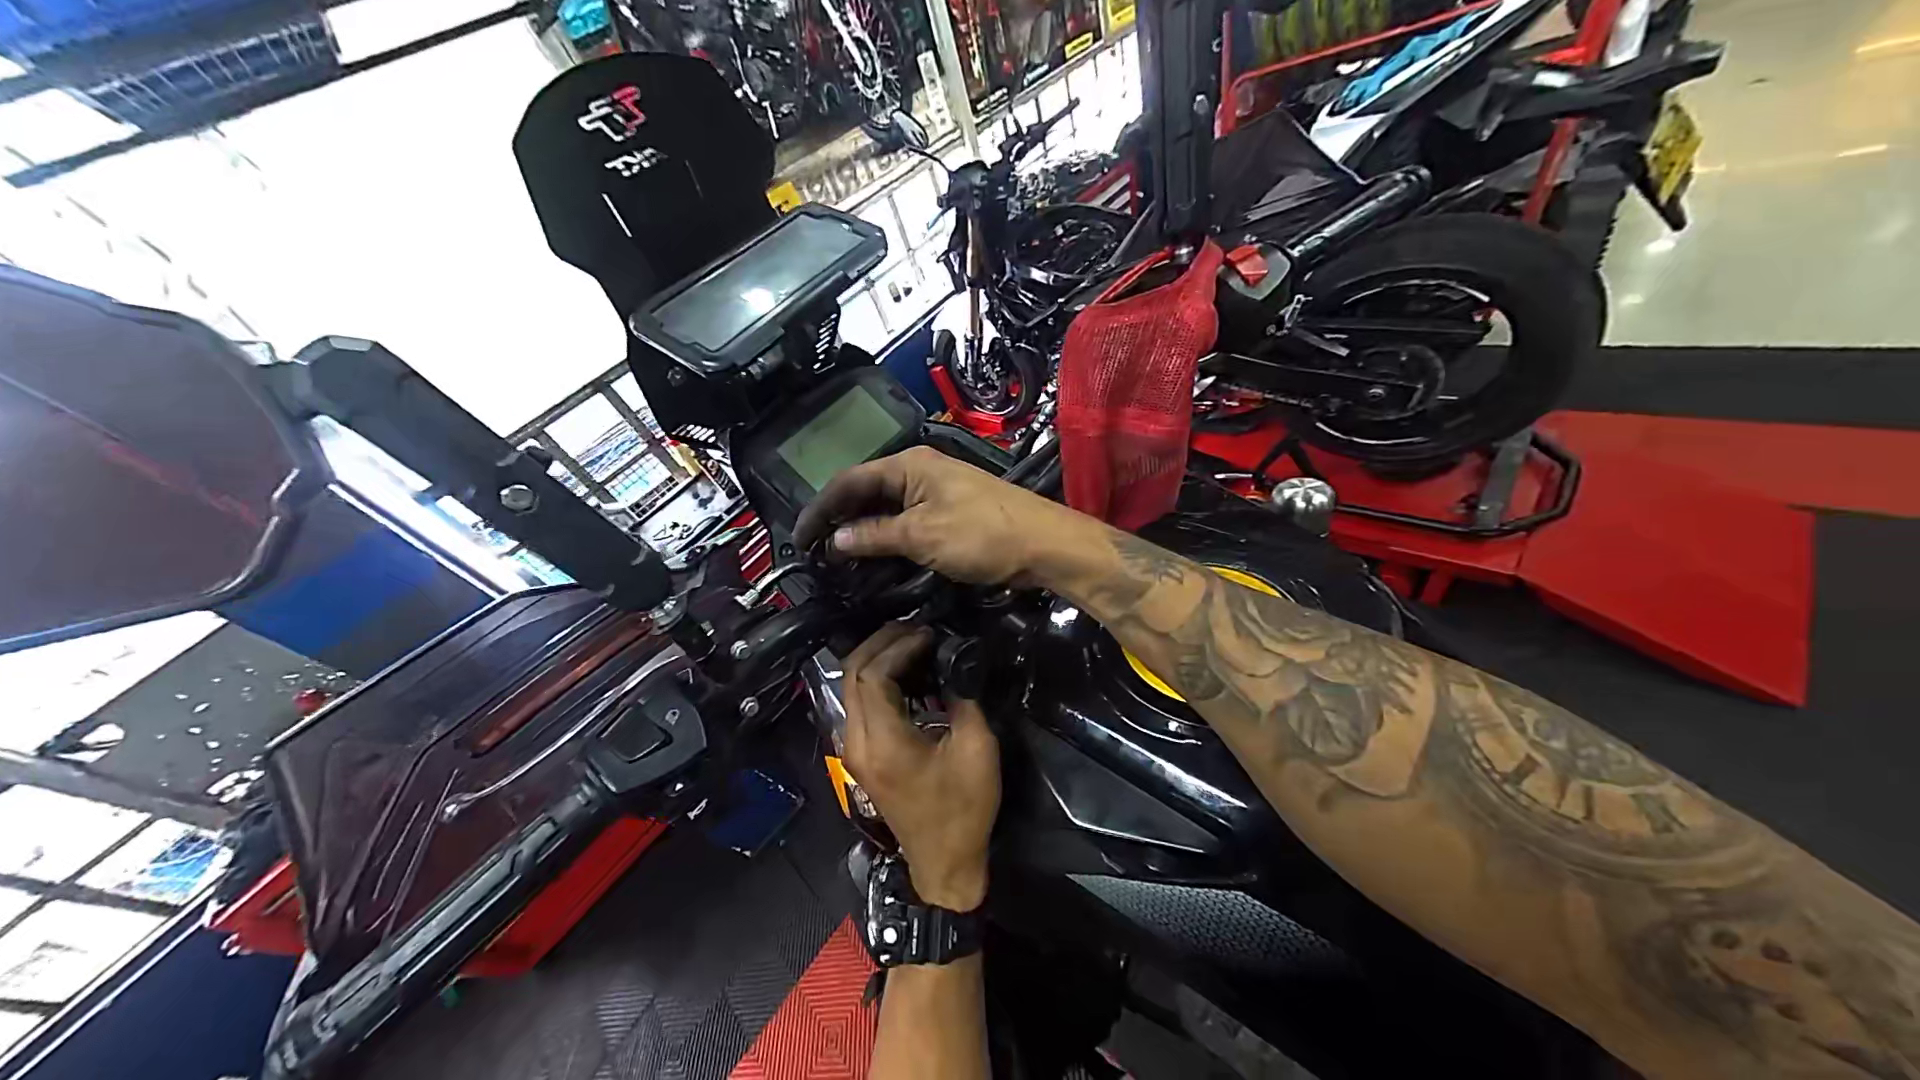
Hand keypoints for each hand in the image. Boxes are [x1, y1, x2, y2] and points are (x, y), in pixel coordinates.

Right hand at [793, 446, 1095, 586]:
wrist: (1045, 546)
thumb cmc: (983, 534)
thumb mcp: (922, 535)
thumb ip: (874, 536)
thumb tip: (835, 540)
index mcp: (909, 465)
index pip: (850, 481)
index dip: (820, 508)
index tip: (799, 538)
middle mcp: (920, 473)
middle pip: (867, 493)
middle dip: (839, 521)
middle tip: (816, 553)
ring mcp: (937, 494)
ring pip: (887, 511)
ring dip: (863, 534)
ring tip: (838, 562)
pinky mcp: (951, 516)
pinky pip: (908, 524)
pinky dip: (888, 541)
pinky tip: (875, 561)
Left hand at [841, 622, 999, 910]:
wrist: (944, 862)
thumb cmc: (964, 809)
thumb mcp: (976, 749)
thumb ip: (963, 697)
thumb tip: (956, 659)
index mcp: (883, 742)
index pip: (873, 675)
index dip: (900, 647)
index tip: (929, 635)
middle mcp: (856, 742)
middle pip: (852, 673)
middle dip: (882, 643)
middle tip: (916, 628)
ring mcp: (853, 749)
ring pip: (850, 686)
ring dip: (878, 658)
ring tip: (914, 643)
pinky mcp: (860, 754)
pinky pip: (858, 703)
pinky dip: (877, 679)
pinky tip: (907, 672)